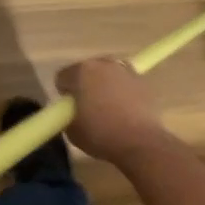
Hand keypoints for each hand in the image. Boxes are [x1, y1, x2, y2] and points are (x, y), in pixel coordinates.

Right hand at [55, 57, 171, 163]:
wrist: (140, 141)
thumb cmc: (101, 135)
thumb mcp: (72, 131)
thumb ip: (68, 114)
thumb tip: (73, 112)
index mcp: (81, 72)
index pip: (62, 77)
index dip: (64, 94)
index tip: (69, 109)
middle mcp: (102, 63)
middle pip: (86, 70)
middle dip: (84, 84)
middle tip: (87, 107)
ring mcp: (124, 69)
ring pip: (107, 73)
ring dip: (104, 84)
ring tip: (107, 106)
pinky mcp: (142, 79)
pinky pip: (124, 81)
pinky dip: (121, 89)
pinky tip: (124, 108)